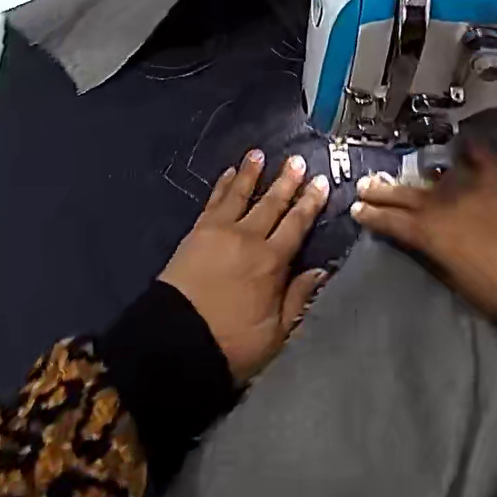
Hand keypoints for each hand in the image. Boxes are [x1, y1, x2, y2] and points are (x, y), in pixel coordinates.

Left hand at [159, 149, 329, 382]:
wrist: (175, 340)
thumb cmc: (231, 342)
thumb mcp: (276, 332)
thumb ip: (298, 298)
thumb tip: (319, 271)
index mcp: (272, 262)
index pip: (297, 225)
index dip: (310, 203)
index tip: (321, 182)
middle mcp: (248, 238)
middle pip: (272, 203)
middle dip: (287, 181)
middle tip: (298, 160)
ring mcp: (220, 231)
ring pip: (241, 194)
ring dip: (252, 173)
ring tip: (259, 154)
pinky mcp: (197, 232)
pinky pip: (214, 201)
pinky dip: (223, 186)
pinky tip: (228, 173)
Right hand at [351, 143, 496, 334]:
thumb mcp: (467, 288)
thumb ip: (442, 261)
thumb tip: (430, 248)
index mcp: (434, 235)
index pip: (393, 222)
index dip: (372, 216)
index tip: (357, 210)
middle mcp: (448, 204)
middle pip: (408, 195)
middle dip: (383, 191)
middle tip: (364, 186)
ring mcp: (476, 187)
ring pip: (437, 176)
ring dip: (417, 176)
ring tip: (401, 173)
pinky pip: (484, 159)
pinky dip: (471, 151)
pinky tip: (462, 144)